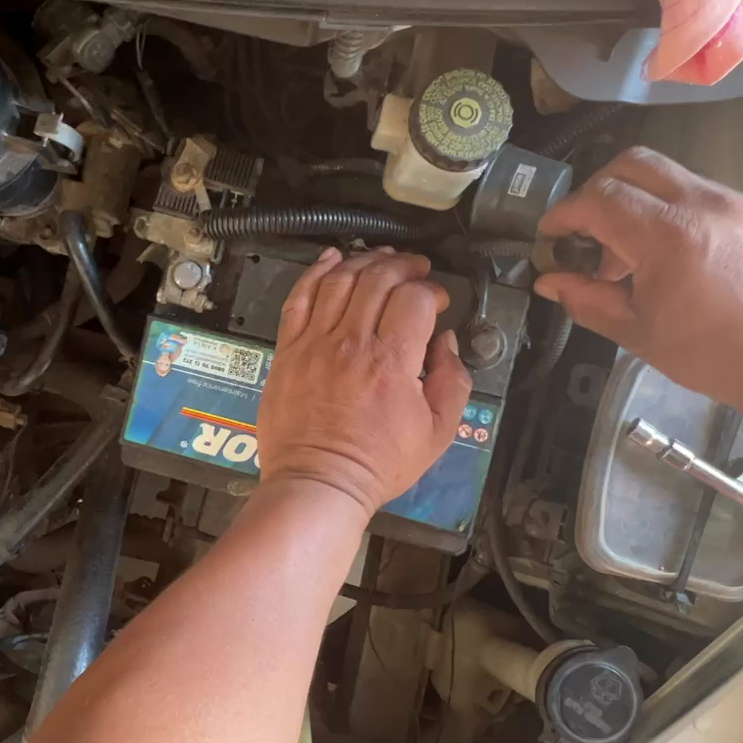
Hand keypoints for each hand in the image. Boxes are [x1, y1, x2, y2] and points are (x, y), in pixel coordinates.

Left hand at [257, 248, 472, 514]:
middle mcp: (351, 344)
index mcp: (392, 362)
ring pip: (339, 280)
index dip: (432, 290)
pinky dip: (315, 273)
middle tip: (415, 269)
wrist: (319, 482)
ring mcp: (315, 343)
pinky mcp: (288, 350)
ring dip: (363, 261)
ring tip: (380, 260)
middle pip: (378, 279)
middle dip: (403, 265)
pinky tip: (331, 259)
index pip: (414, 298)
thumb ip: (453, 381)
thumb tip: (446, 343)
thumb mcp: (437, 432)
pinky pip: (299, 298)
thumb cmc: (377, 463)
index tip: (437, 301)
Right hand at [534, 147, 742, 422]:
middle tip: (584, 229)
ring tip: (632, 256)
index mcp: (669, 236)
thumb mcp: (640, 334)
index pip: (600, 198)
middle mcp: (706, 204)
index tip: (550, 234)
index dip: (564, 212)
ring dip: (637, 203)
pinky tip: (676, 260)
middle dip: (597, 189)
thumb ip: (588, 300)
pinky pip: (704, 196)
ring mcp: (741, 204)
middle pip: (634, 164)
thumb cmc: (721, 359)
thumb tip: (551, 282)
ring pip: (671, 177)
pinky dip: (673, 214)